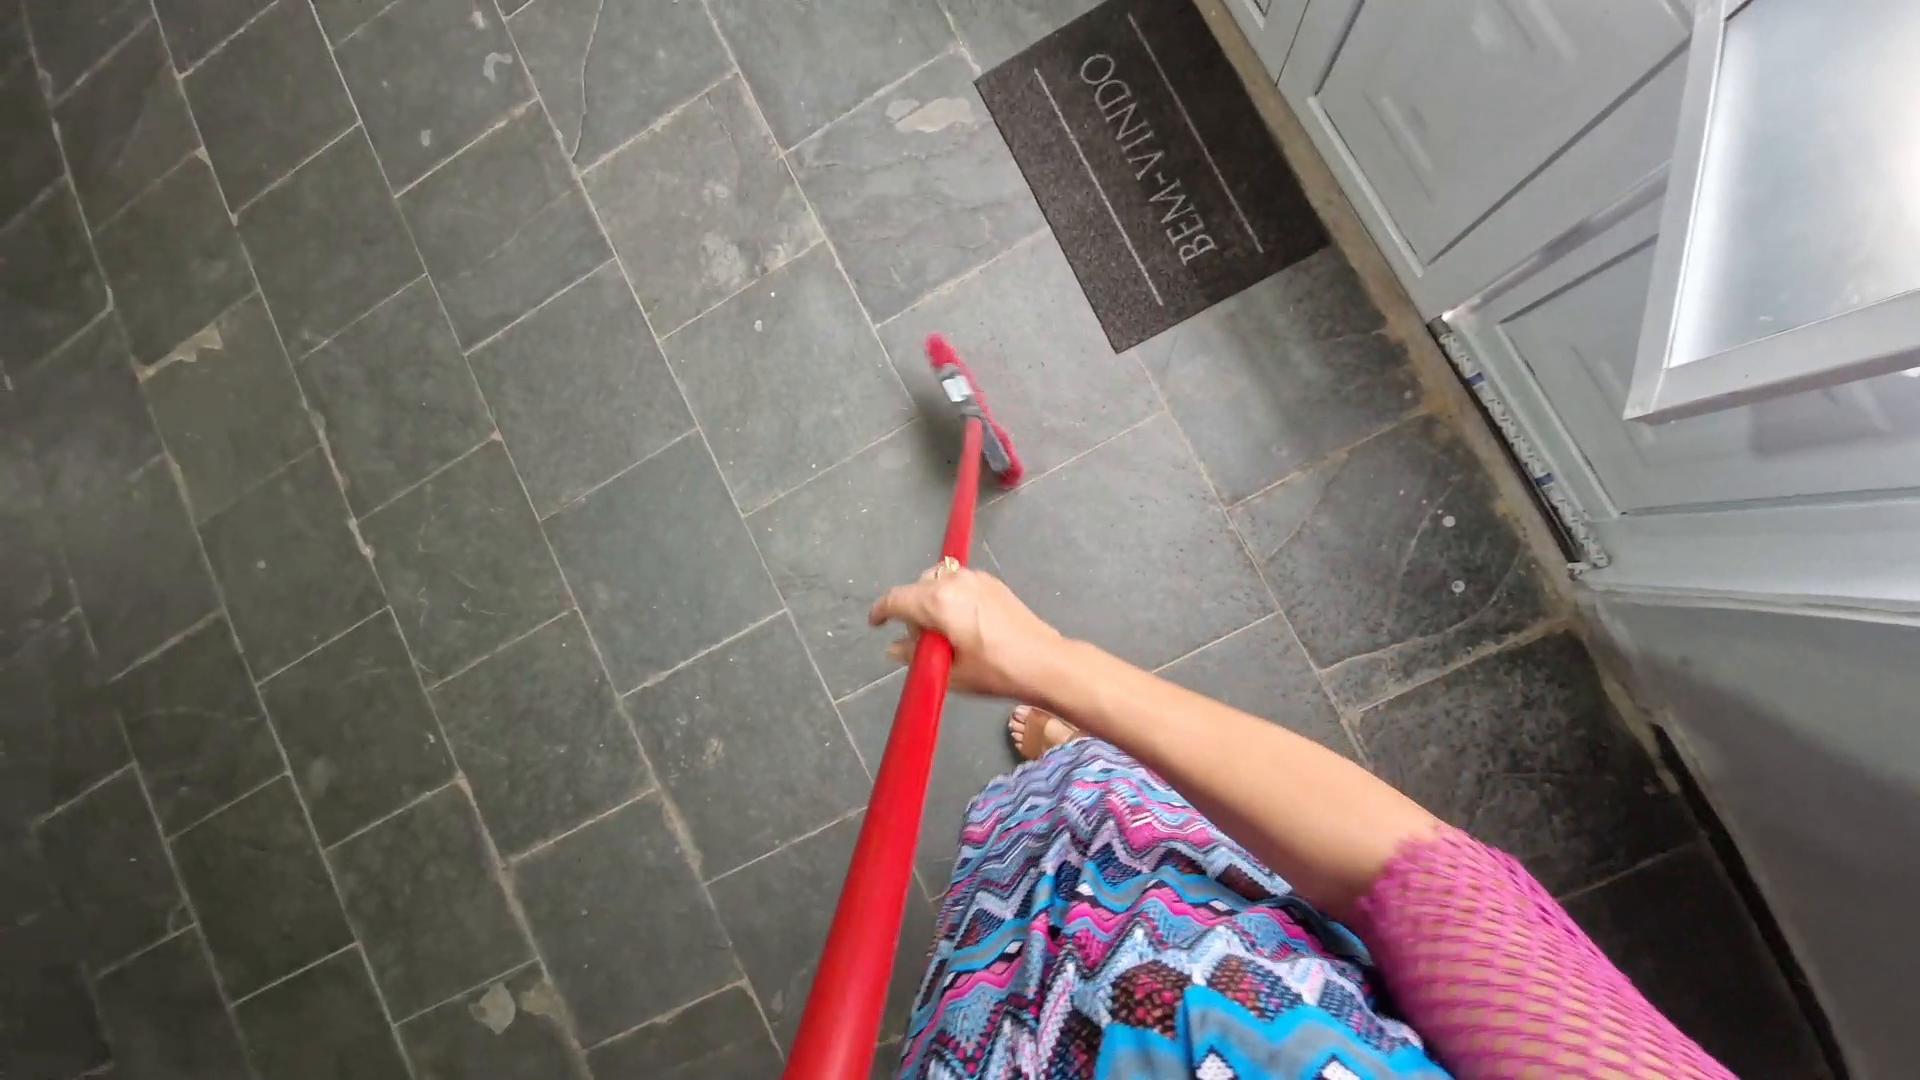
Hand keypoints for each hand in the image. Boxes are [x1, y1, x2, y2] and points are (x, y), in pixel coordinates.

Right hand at [869, 565, 1063, 699]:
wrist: (1044, 661)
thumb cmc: (994, 670)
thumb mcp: (949, 672)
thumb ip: (915, 656)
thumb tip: (894, 649)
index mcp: (938, 602)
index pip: (897, 599)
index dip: (880, 611)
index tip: (875, 623)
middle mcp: (954, 581)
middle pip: (917, 587)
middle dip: (910, 609)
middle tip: (919, 640)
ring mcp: (975, 578)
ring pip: (938, 580)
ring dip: (930, 600)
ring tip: (941, 631)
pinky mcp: (992, 582)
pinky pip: (958, 582)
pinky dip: (949, 596)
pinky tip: (961, 622)